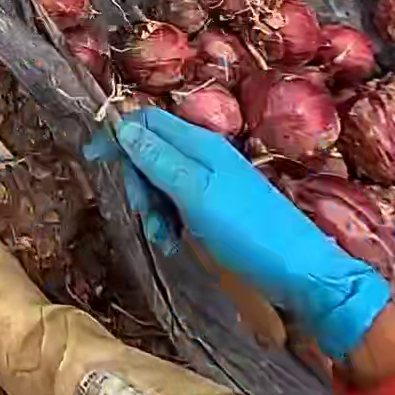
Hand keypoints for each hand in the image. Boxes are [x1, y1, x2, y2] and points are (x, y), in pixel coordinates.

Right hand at [95, 108, 390, 358]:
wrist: (302, 274)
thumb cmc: (248, 231)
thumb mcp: (195, 194)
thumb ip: (157, 159)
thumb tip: (122, 126)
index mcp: (199, 143)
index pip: (147, 120)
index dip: (118, 134)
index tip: (93, 158)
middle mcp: (202, 155)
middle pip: (150, 149)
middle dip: (135, 178)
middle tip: (140, 210)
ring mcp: (209, 181)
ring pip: (159, 178)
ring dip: (149, 204)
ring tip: (160, 235)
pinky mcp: (213, 205)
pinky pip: (175, 201)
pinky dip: (166, 218)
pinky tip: (172, 241)